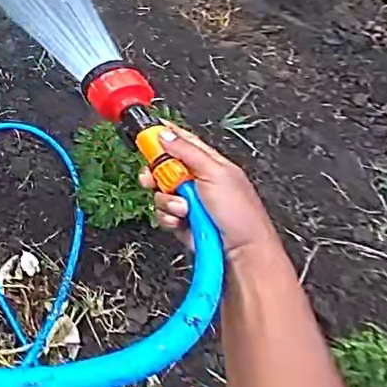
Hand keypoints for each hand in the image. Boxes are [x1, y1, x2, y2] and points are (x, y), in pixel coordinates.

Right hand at [137, 125, 279, 261]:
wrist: (240, 251)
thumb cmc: (240, 213)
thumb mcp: (215, 173)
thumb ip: (187, 151)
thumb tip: (164, 134)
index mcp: (208, 162)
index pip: (181, 140)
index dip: (163, 135)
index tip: (146, 135)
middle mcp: (195, 179)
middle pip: (161, 166)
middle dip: (155, 173)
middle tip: (158, 178)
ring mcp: (186, 199)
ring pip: (158, 190)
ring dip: (167, 200)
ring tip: (185, 208)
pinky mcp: (179, 218)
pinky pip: (160, 211)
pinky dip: (168, 216)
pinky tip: (182, 220)